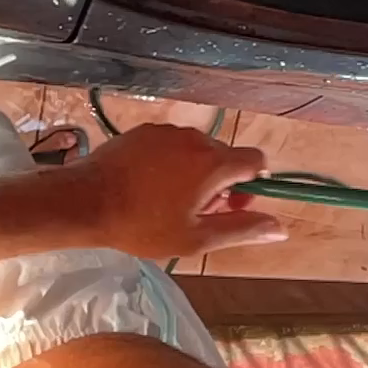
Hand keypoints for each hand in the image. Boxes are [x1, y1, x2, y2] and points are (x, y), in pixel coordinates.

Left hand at [73, 124, 286, 258]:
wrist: (86, 200)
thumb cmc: (143, 225)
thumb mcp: (197, 237)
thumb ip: (242, 229)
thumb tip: (280, 227)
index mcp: (213, 162)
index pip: (255, 158)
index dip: (254, 181)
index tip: (235, 204)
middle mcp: (194, 137)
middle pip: (224, 154)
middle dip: (222, 181)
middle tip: (199, 211)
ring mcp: (165, 130)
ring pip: (196, 148)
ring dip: (195, 170)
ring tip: (170, 201)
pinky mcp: (142, 130)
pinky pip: (170, 144)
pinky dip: (170, 160)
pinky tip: (149, 185)